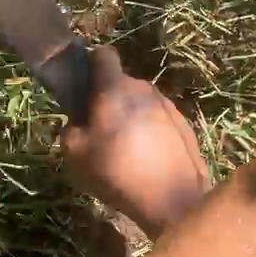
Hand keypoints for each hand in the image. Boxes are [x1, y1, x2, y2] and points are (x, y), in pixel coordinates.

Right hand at [59, 45, 208, 237]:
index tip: (85, 89)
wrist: (174, 202)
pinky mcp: (184, 125)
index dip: (91, 65)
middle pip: (121, 83)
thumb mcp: (75, 155)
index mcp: (115, 88)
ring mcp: (168, 106)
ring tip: (127, 150)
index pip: (103, 54)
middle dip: (109, 99)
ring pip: (141, 101)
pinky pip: (159, 119)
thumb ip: (70, 129)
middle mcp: (143, 88)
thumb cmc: (117, 172)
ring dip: (131, 116)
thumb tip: (78, 122)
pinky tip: (148, 160)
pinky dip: (151, 131)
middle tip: (101, 130)